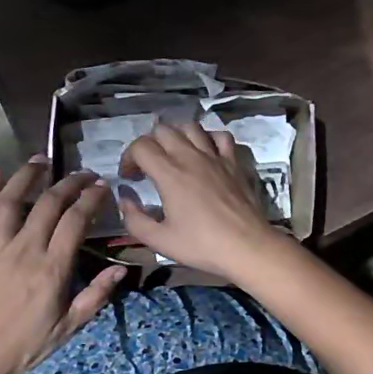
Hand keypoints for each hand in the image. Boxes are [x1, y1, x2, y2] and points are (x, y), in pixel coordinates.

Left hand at [0, 158, 123, 373]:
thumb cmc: (22, 348)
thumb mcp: (67, 328)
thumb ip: (95, 296)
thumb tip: (121, 270)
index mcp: (52, 268)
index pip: (76, 221)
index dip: (91, 199)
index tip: (102, 187)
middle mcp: (25, 249)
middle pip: (49, 204)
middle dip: (70, 183)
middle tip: (84, 174)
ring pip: (13, 200)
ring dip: (28, 175)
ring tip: (42, 159)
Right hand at [117, 120, 284, 280]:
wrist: (247, 246)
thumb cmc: (202, 245)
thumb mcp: (159, 241)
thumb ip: (134, 219)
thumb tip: (125, 198)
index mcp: (169, 174)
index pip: (140, 146)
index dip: (128, 158)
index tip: (130, 178)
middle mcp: (190, 157)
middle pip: (163, 130)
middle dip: (148, 144)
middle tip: (147, 166)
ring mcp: (215, 156)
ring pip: (190, 127)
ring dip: (176, 135)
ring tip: (173, 153)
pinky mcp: (234, 162)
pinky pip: (220, 136)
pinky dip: (208, 137)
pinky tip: (204, 151)